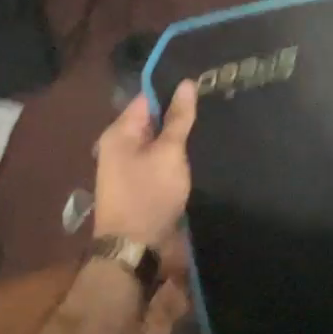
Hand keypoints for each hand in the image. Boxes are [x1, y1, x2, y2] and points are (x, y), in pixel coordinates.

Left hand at [91, 81, 197, 244]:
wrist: (134, 250)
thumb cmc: (149, 195)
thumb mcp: (169, 153)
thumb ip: (179, 118)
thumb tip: (187, 83)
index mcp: (119, 132)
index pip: (148, 97)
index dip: (174, 89)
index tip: (203, 84)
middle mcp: (120, 144)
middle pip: (153, 118)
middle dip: (180, 113)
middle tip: (213, 102)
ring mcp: (129, 165)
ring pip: (159, 139)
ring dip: (180, 135)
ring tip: (212, 122)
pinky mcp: (141, 183)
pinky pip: (160, 158)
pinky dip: (176, 154)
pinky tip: (200, 149)